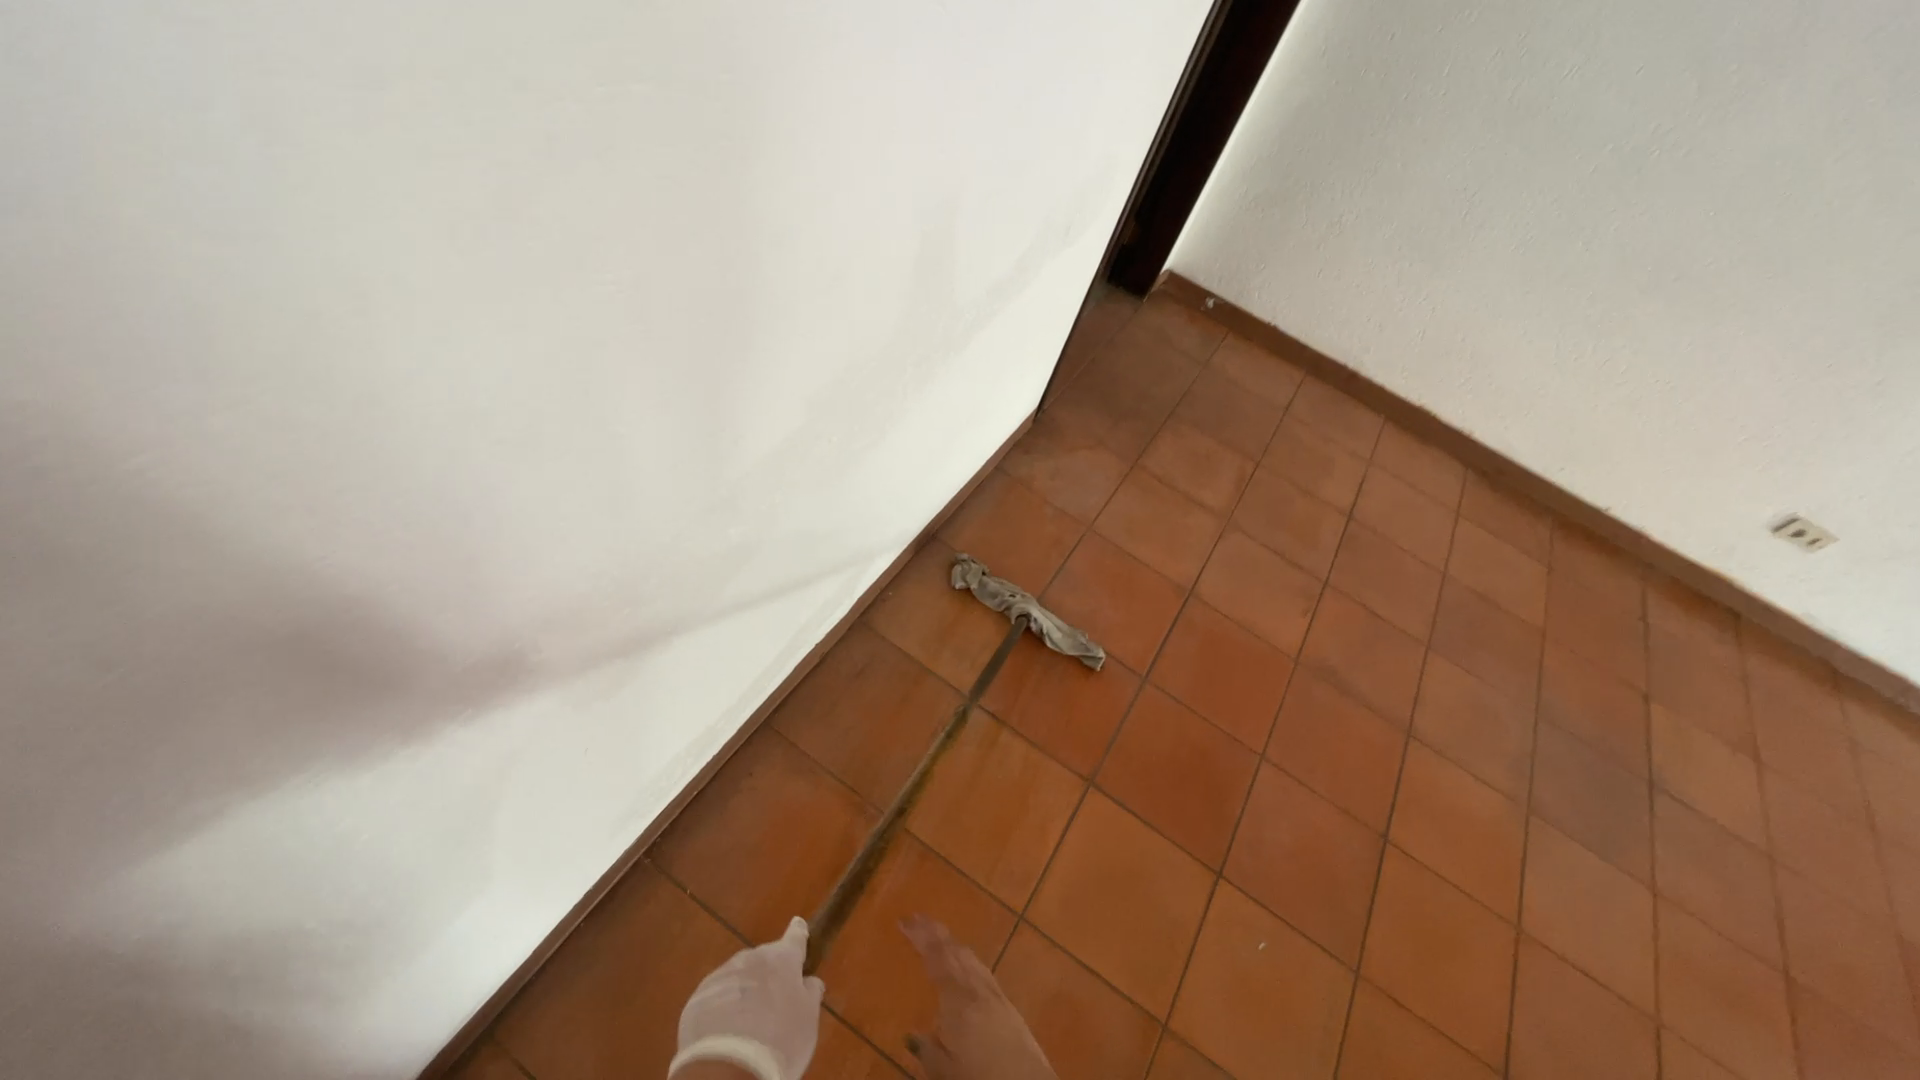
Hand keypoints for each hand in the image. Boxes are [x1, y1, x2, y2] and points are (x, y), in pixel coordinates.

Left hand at [670, 916, 824, 1079]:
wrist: (728, 1070)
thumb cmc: (781, 1041)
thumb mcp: (808, 1019)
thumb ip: (810, 994)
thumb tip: (809, 981)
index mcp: (782, 959)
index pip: (795, 936)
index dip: (798, 933)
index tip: (799, 926)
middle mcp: (750, 959)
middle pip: (764, 961)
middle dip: (769, 975)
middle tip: (774, 1004)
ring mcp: (721, 976)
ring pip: (738, 978)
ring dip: (745, 992)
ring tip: (749, 1025)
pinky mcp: (698, 999)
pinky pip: (716, 997)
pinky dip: (723, 1008)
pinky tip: (727, 1032)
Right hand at [900, 916, 1055, 1079]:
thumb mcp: (945, 1073)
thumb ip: (927, 1052)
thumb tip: (913, 1035)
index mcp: (959, 1001)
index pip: (936, 959)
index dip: (921, 938)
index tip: (905, 921)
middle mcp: (979, 990)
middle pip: (956, 953)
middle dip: (936, 933)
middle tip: (919, 918)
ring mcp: (997, 996)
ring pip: (972, 959)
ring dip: (954, 944)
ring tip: (941, 935)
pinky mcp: (1010, 1008)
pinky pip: (984, 972)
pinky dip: (970, 960)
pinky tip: (969, 965)